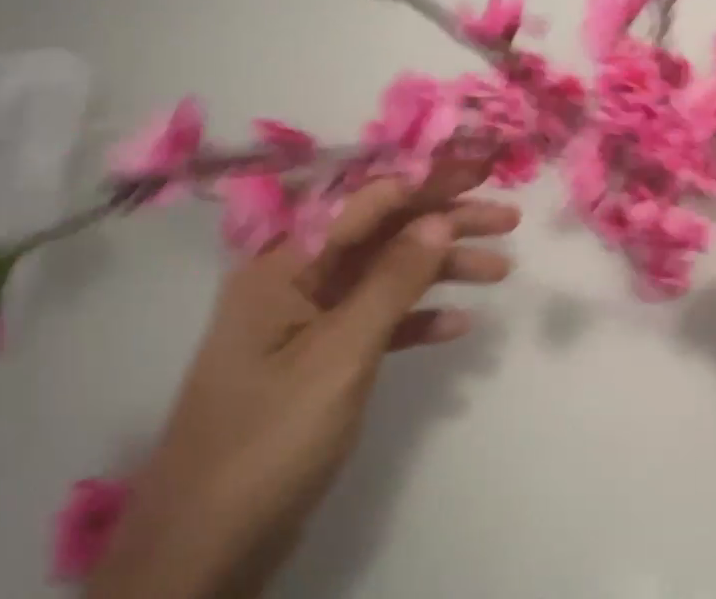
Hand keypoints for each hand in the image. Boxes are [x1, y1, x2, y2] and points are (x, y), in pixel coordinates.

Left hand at [87, 165, 517, 598]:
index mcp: (282, 267)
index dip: (425, 181)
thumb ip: (391, 282)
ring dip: (440, 270)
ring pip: (383, 278)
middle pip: (378, 235)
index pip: (363, 202)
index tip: (482, 169)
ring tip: (502, 271)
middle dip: (443, 223)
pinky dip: (416, 319)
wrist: (206, 547)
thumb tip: (437, 218)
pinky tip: (458, 325)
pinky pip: (375, 324)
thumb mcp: (340, 355)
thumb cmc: (269, 439)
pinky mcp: (316, 365)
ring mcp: (303, 326)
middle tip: (509, 219)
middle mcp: (292, 284)